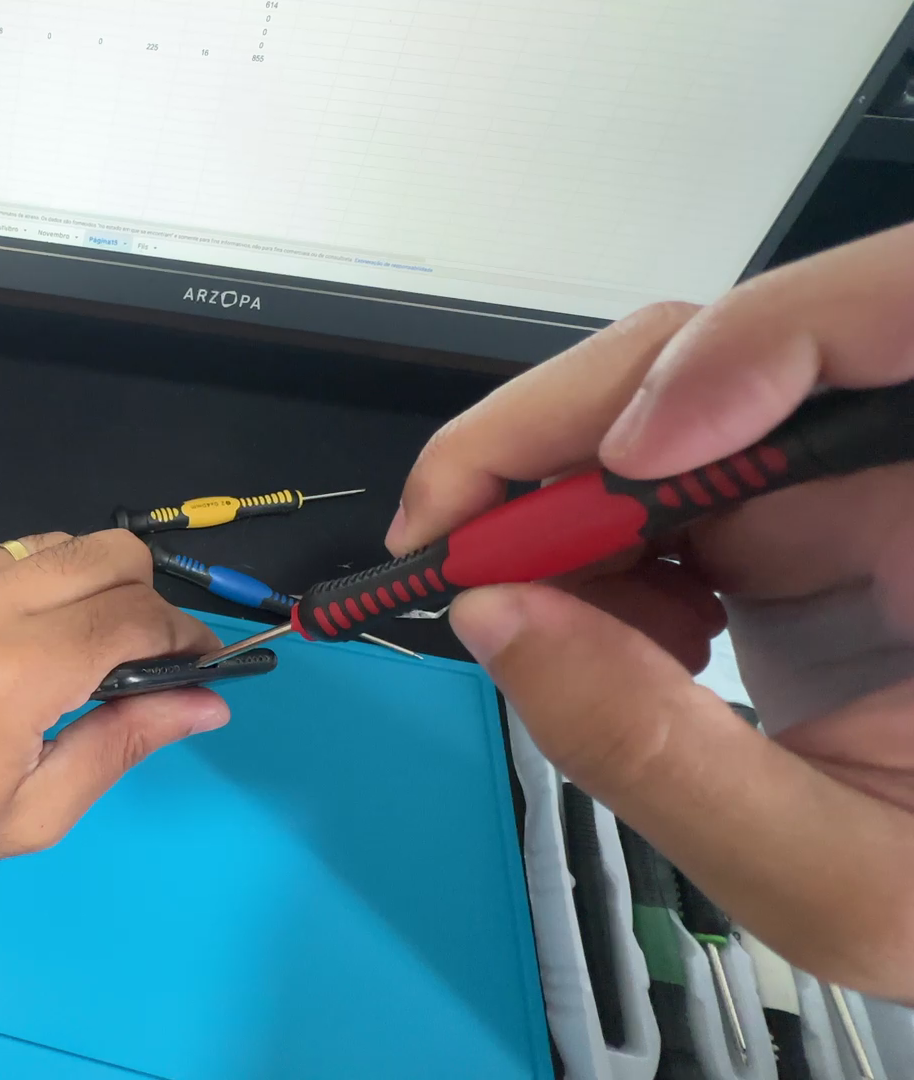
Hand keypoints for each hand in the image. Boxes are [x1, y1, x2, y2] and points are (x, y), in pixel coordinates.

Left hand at [0, 530, 227, 891]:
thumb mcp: (36, 810)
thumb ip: (125, 743)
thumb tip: (205, 703)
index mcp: (15, 670)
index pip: (134, 615)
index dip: (186, 633)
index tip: (202, 662)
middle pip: (106, 551)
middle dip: (150, 594)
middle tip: (147, 654)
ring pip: (58, 543)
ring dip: (96, 582)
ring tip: (90, 643)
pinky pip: (6, 557)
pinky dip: (43, 582)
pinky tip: (32, 632)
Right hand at [388, 223, 913, 998]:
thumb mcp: (841, 879)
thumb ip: (654, 751)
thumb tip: (483, 612)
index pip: (899, 308)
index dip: (749, 343)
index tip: (630, 458)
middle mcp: (902, 456)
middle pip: (696, 352)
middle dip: (547, 444)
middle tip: (450, 550)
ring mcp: (833, 475)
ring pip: (627, 412)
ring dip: (543, 513)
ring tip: (549, 623)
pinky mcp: (772, 505)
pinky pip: (622, 482)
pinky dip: (570, 547)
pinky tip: (613, 629)